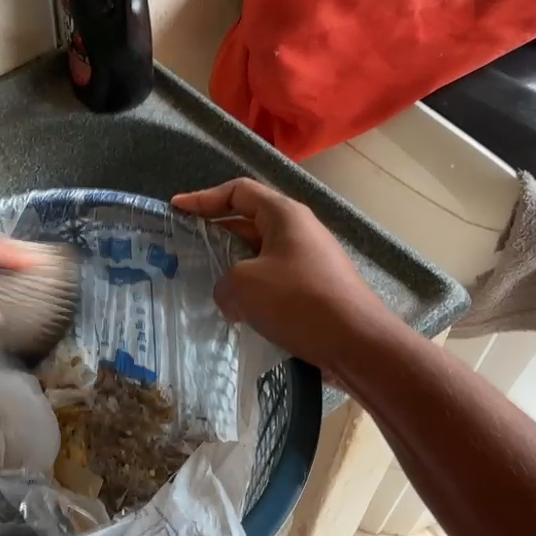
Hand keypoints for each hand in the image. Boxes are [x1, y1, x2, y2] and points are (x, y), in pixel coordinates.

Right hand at [171, 179, 390, 363]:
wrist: (359, 344)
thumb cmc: (299, 301)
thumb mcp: (243, 286)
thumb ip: (223, 283)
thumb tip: (230, 297)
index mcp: (284, 215)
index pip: (238, 192)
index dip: (203, 198)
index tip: (176, 210)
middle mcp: (300, 231)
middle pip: (249, 222)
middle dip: (216, 234)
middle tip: (186, 249)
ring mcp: (311, 261)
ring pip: (260, 255)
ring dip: (232, 267)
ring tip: (206, 285)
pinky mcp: (316, 290)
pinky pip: (274, 281)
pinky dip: (252, 290)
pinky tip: (237, 313)